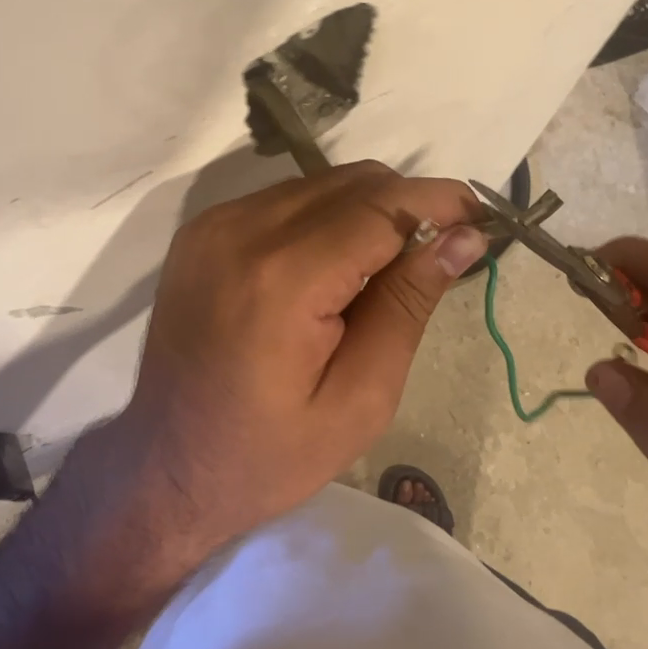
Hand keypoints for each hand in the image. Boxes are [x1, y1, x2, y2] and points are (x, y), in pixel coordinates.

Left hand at [0, 163, 483, 648]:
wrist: (165, 466)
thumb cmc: (269, 453)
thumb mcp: (360, 397)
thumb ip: (408, 304)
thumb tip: (463, 236)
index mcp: (282, 278)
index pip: (379, 206)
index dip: (436, 203)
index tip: (481, 216)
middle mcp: (241, 230)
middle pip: (350, 182)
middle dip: (405, 206)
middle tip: (439, 253)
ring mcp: (213, 225)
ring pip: (317, 183)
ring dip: (364, 210)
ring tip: (383, 271)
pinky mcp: (201, 231)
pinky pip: (282, 199)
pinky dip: (321, 217)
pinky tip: (331, 269)